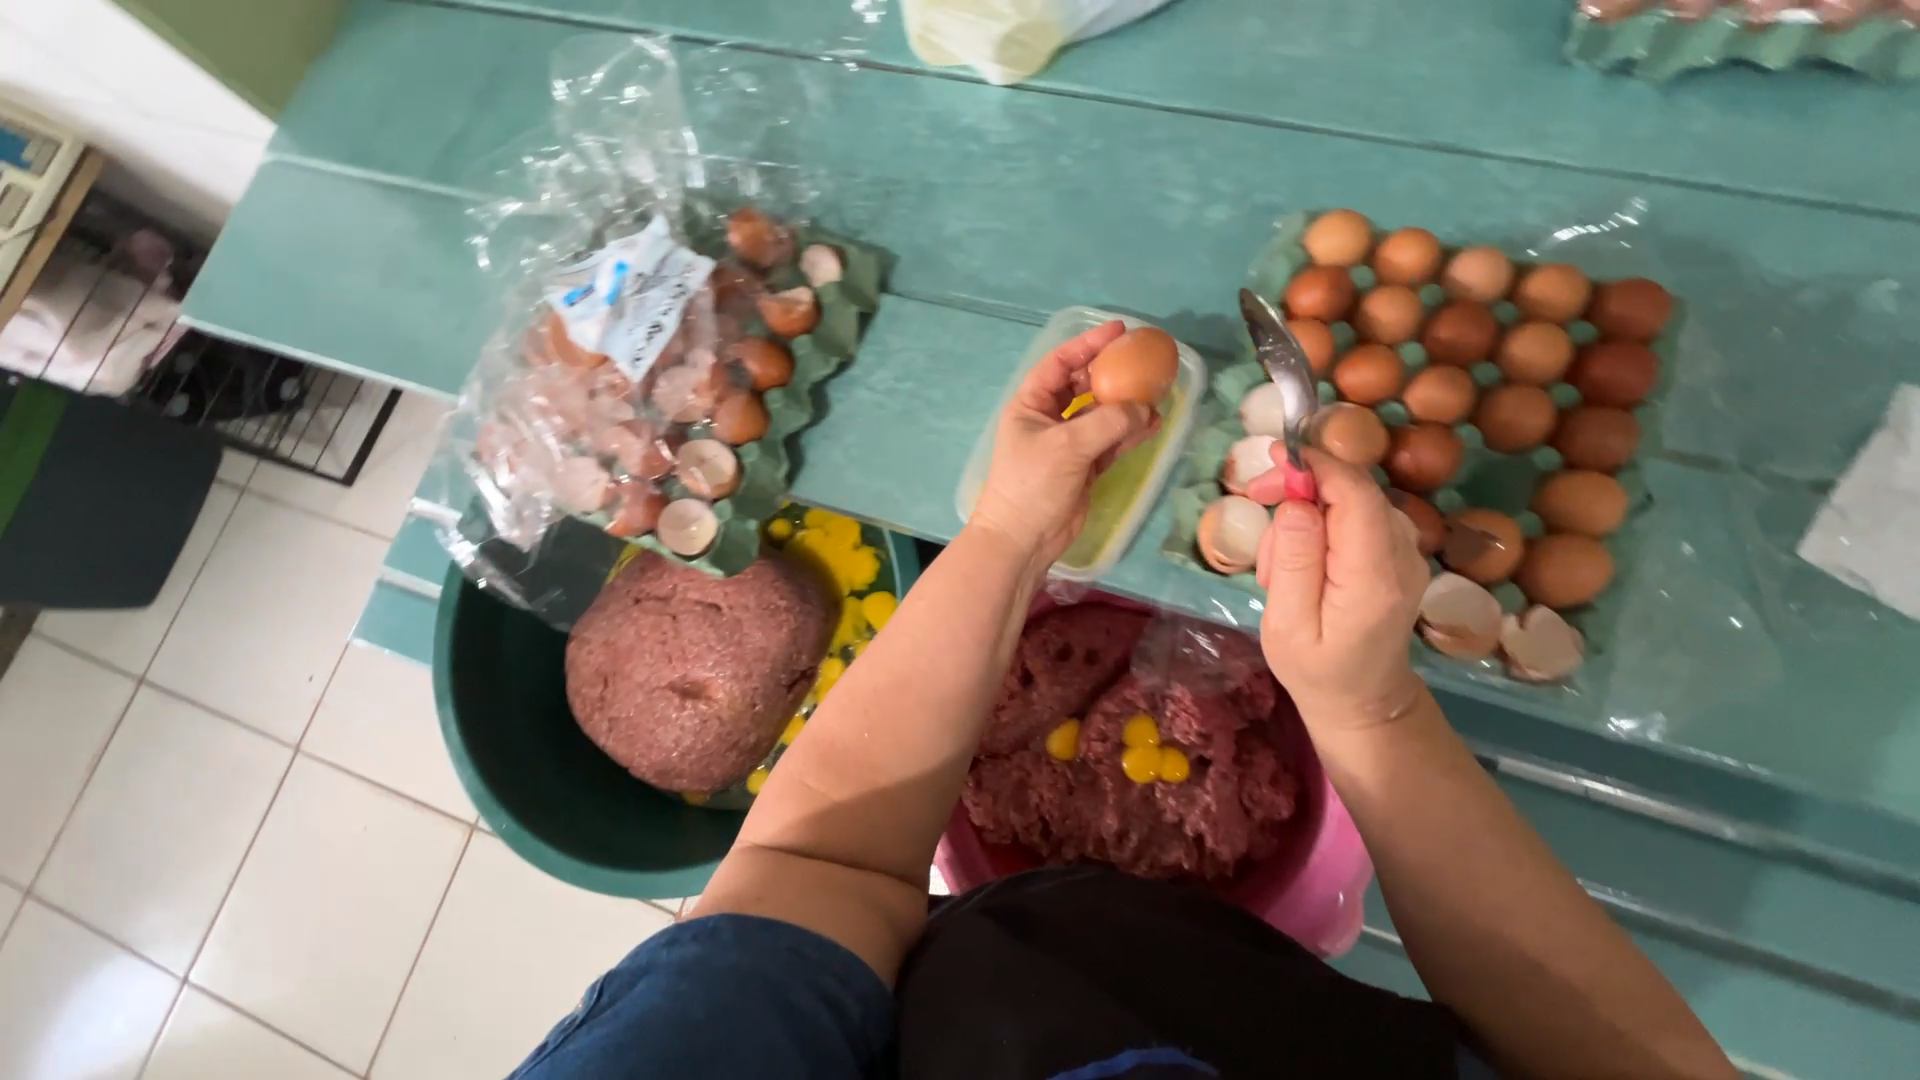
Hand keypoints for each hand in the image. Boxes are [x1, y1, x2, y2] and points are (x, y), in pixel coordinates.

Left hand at [971, 320, 1156, 568]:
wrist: (1024, 539)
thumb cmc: (1033, 485)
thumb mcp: (1067, 446)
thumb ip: (1108, 422)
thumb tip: (1145, 408)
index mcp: (1030, 404)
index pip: (1060, 363)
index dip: (1087, 344)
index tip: (1119, 330)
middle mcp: (1048, 419)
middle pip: (1083, 385)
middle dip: (1112, 373)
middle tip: (1144, 361)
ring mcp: (1067, 444)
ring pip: (1101, 414)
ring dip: (1126, 405)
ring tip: (1157, 392)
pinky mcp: (1084, 466)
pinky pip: (1111, 441)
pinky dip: (1131, 433)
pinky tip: (1154, 423)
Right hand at [1253, 447, 1430, 730]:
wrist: (1363, 701)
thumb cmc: (1316, 669)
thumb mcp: (1287, 625)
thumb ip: (1294, 562)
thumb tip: (1295, 503)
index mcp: (1374, 576)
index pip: (1356, 494)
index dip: (1316, 465)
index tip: (1272, 461)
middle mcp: (1402, 555)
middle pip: (1353, 490)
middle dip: (1301, 486)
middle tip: (1256, 500)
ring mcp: (1405, 553)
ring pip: (1349, 501)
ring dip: (1305, 513)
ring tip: (1277, 565)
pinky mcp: (1396, 554)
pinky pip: (1355, 518)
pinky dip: (1321, 525)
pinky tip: (1300, 562)